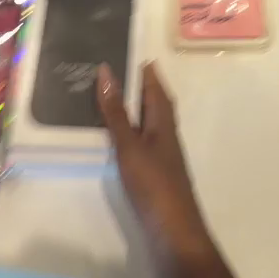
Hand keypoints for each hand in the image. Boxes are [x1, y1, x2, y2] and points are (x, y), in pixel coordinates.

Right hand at [97, 62, 233, 277]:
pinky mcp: (155, 169)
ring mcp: (162, 150)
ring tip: (104, 97)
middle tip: (106, 70)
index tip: (119, 47)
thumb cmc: (153, 182)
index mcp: (163, 117)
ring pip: (146, 118)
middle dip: (133, 83)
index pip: (153, 82)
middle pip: (151, 98)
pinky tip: (114, 135)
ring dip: (129, 105)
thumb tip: (106, 70)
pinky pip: (141, 137)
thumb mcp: (130, 144)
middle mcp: (165, 129)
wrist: (173, 230)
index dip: (139, 65)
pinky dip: (127, 128)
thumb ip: (116, 111)